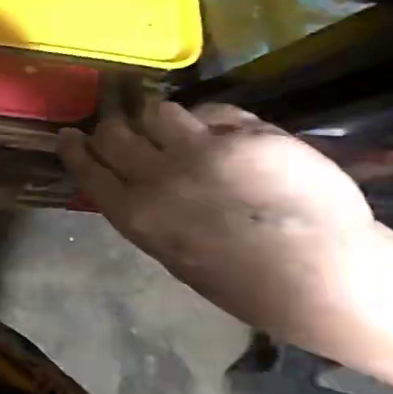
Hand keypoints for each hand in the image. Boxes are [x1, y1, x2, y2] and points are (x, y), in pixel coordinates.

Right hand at [57, 102, 392, 363]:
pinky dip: (214, 120)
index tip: (70, 134)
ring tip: (181, 128)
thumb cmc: (248, 282)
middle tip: (123, 123)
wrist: (322, 275)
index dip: (76, 148)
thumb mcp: (177, 255)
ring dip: (163, 118)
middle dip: (114, 125)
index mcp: (137, 218)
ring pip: (158, 111)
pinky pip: (212, 111)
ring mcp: (199, 153)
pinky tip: (231, 136)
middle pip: (115, 132)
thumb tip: (139, 177)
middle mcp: (157, 179)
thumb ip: (150, 212)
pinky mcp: (241, 135)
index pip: (89, 169)